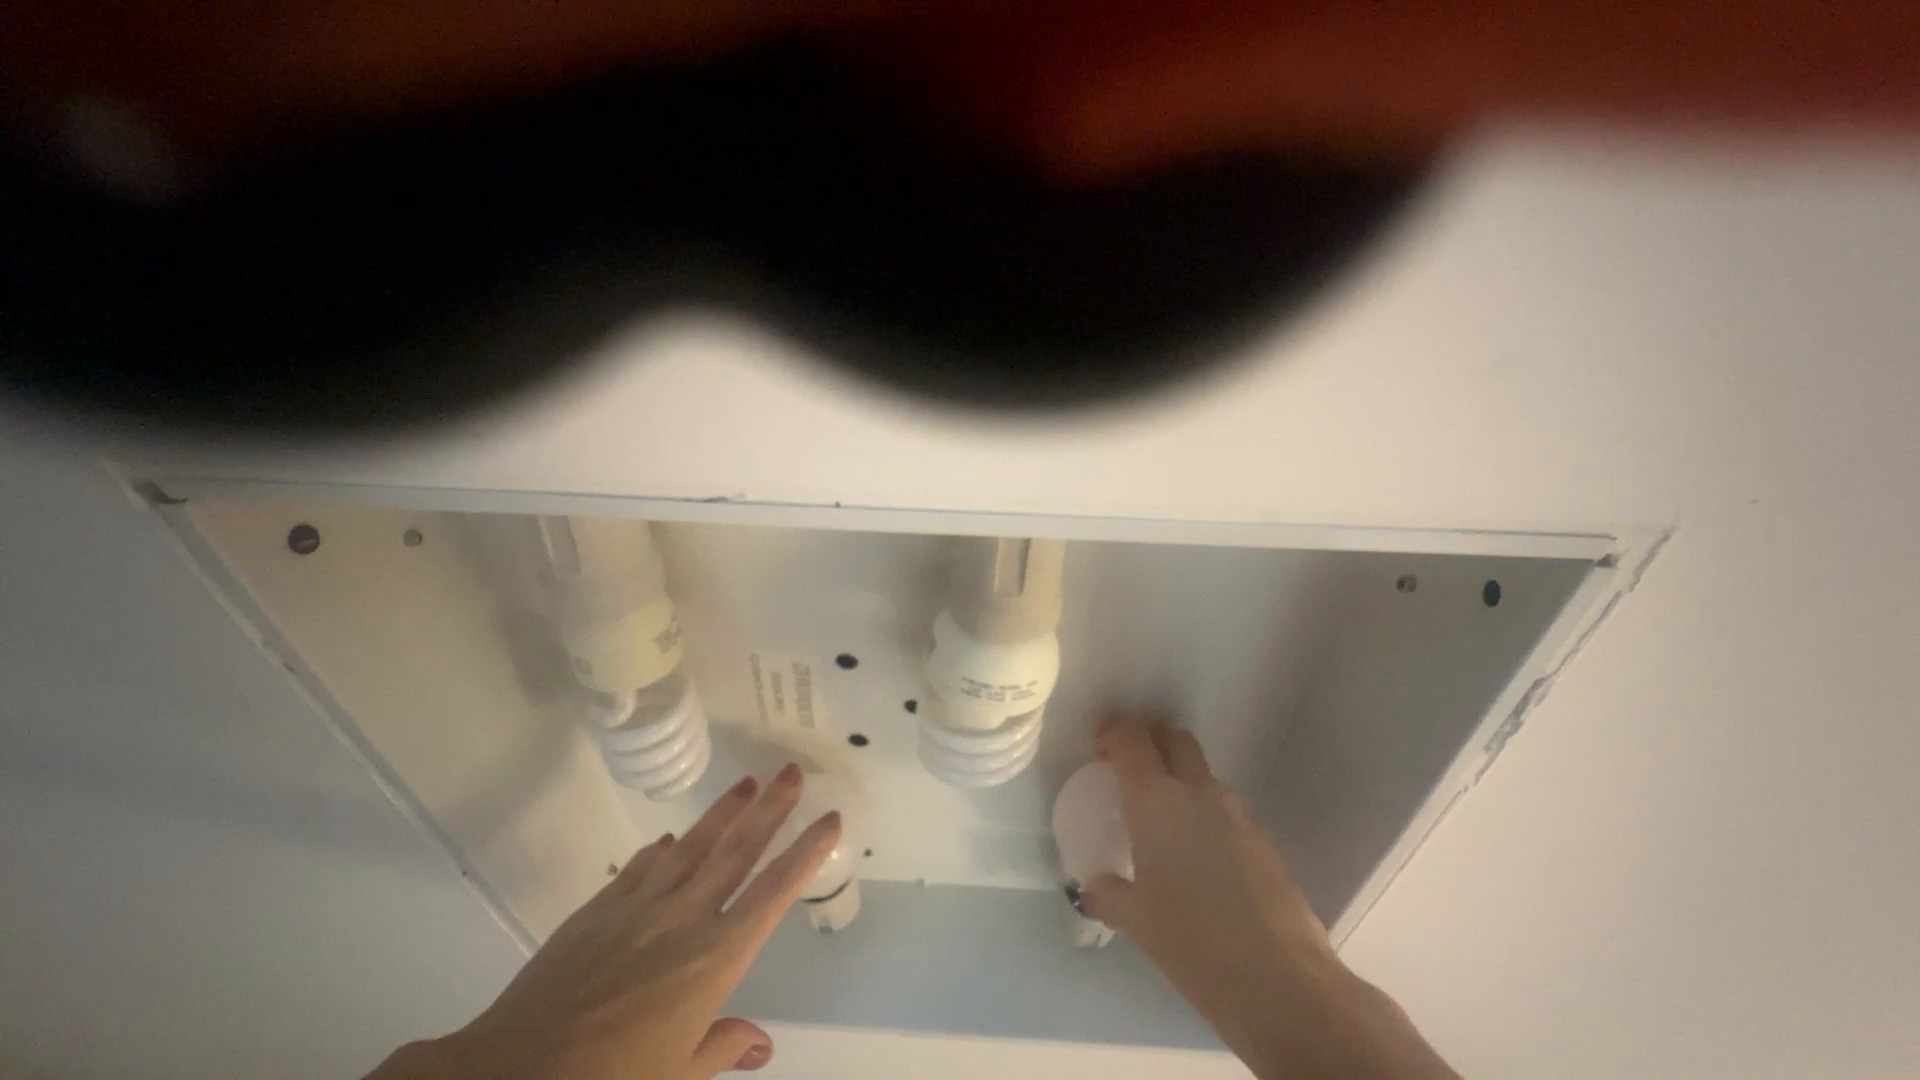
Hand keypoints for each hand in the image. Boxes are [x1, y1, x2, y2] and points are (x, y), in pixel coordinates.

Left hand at [371, 764, 840, 1078]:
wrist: (515, 1070)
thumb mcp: (676, 1075)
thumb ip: (722, 1048)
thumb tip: (764, 1045)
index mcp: (715, 959)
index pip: (774, 893)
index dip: (806, 854)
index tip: (830, 819)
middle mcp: (684, 919)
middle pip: (737, 852)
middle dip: (770, 810)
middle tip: (792, 772)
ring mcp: (638, 907)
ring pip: (691, 847)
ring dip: (722, 813)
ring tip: (746, 783)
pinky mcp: (598, 909)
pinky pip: (639, 869)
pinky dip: (660, 851)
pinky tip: (669, 840)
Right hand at [1079, 720, 1458, 1079]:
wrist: (1281, 980)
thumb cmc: (1191, 943)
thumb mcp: (1136, 921)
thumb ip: (1108, 893)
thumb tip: (1095, 886)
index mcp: (1156, 802)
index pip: (1132, 740)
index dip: (1113, 734)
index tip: (1100, 750)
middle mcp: (1198, 793)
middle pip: (1174, 739)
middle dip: (1151, 740)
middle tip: (1130, 769)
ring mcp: (1238, 814)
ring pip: (1203, 773)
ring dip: (1180, 779)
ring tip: (1161, 822)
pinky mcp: (1264, 839)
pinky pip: (1225, 809)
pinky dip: (1205, 813)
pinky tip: (1198, 858)